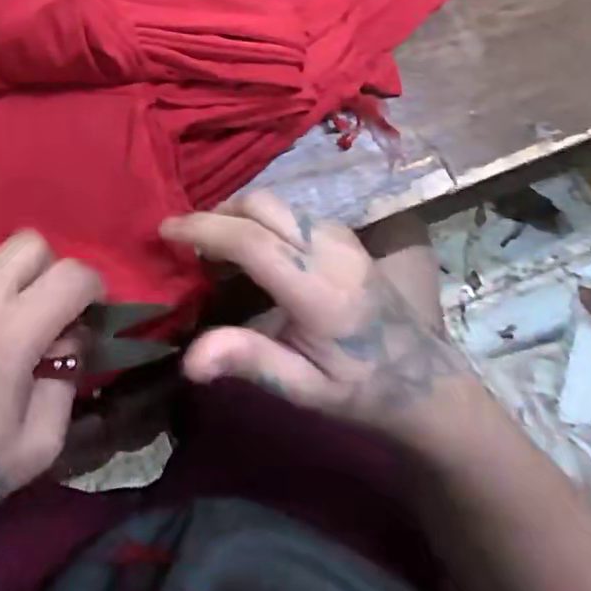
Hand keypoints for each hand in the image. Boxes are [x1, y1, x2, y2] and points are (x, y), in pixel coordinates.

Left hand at [0, 231, 99, 577]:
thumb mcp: (40, 443)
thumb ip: (68, 377)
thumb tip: (70, 335)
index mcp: (6, 337)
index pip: (71, 275)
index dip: (94, 289)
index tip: (89, 316)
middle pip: (30, 243)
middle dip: (52, 273)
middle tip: (47, 316)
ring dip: (13, 282)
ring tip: (1, 329)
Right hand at [159, 192, 466, 437]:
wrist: (426, 383)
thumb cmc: (358, 389)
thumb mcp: (302, 388)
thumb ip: (248, 362)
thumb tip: (189, 361)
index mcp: (321, 292)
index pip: (252, 241)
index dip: (202, 228)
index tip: (164, 231)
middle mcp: (333, 252)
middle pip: (261, 205)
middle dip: (215, 214)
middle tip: (186, 240)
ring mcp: (343, 238)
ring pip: (274, 201)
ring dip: (235, 214)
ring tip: (212, 245)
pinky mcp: (345, 234)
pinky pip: (289, 208)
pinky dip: (256, 217)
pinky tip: (248, 246)